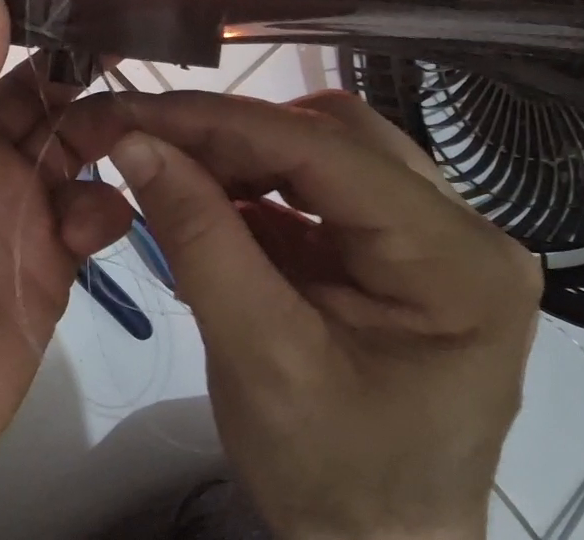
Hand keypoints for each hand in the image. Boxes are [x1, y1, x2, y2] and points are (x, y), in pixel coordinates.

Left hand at [0, 0, 134, 516]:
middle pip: (28, 83)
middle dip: (73, 61)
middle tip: (134, 39)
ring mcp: (11, 207)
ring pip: (74, 140)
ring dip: (106, 128)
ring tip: (138, 130)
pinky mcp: (50, 263)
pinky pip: (94, 212)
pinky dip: (107, 205)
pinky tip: (98, 221)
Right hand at [110, 90, 542, 539]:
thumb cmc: (331, 471)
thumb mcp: (257, 353)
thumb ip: (197, 237)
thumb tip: (133, 141)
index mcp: (456, 260)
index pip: (322, 149)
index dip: (214, 121)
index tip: (123, 112)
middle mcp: (460, 232)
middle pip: (329, 134)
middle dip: (224, 132)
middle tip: (137, 144)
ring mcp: (427, 241)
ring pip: (317, 150)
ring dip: (233, 155)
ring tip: (165, 176)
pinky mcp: (387, 254)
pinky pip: (310, 190)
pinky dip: (247, 188)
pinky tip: (202, 208)